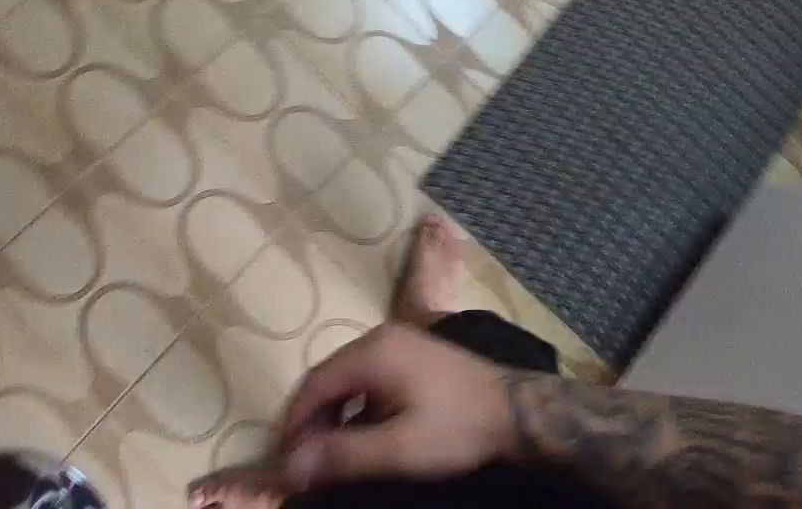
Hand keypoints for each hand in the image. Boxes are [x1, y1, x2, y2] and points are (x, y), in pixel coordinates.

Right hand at [275, 324, 520, 490]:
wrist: (516, 409)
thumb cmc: (456, 428)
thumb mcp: (398, 450)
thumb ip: (343, 455)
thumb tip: (289, 466)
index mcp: (372, 351)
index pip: (313, 383)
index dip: (294, 424)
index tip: (285, 463)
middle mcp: (378, 336)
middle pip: (327, 376)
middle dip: (311, 420)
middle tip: (307, 464)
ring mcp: (397, 340)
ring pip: (346, 375)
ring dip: (332, 413)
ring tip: (331, 454)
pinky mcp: (410, 352)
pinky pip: (366, 374)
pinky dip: (354, 403)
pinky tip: (361, 433)